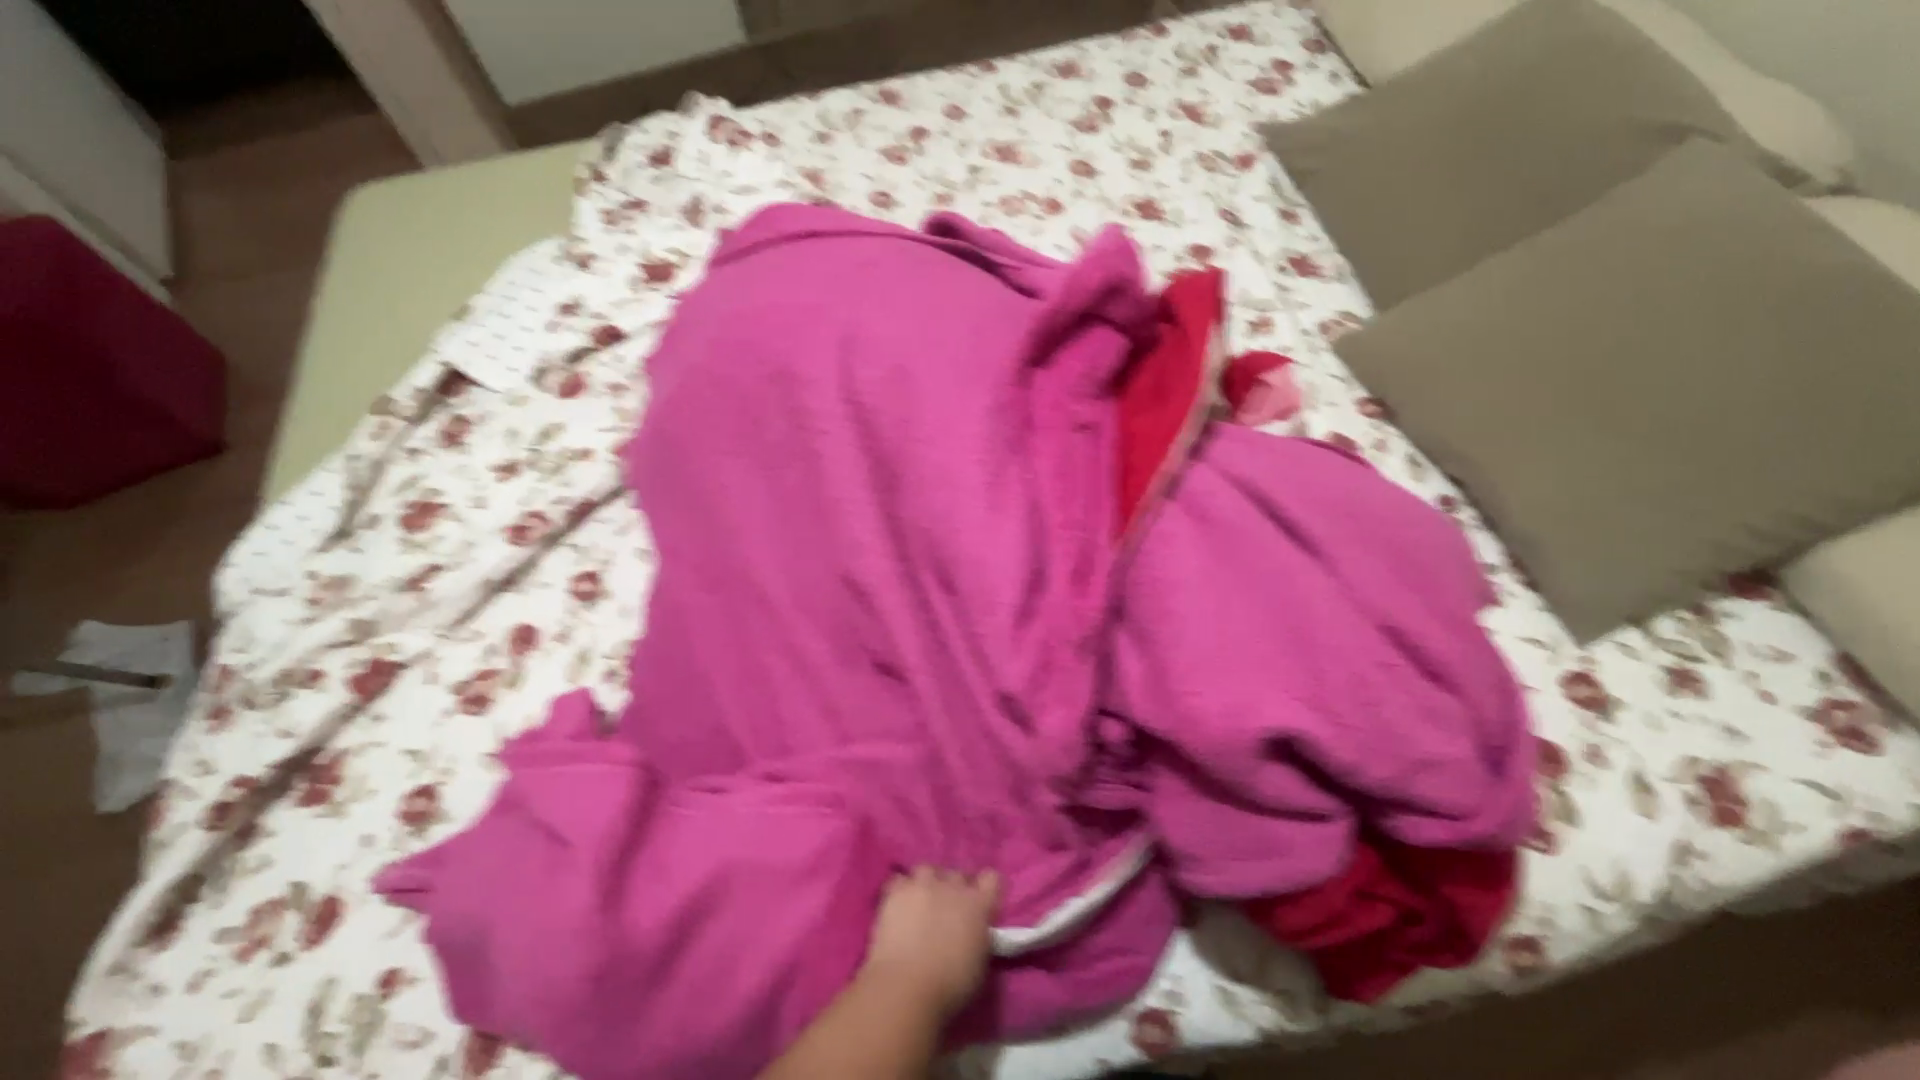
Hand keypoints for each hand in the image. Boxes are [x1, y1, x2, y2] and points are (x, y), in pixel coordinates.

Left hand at [860, 866, 999, 1018]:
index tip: (981, 905)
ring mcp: (922, 886)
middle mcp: (952, 887)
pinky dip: (901, 891)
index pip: (992, 879)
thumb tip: (972, 933)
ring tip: (921, 903)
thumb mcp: (980, 964)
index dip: (986, 890)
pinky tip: (898, 907)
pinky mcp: (895, 893)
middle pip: (957, 874)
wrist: (906, 985)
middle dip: (954, 888)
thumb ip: (978, 938)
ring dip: (927, 883)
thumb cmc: (951, 986)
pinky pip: (899, 880)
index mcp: (979, 905)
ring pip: (927, 870)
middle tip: (947, 911)